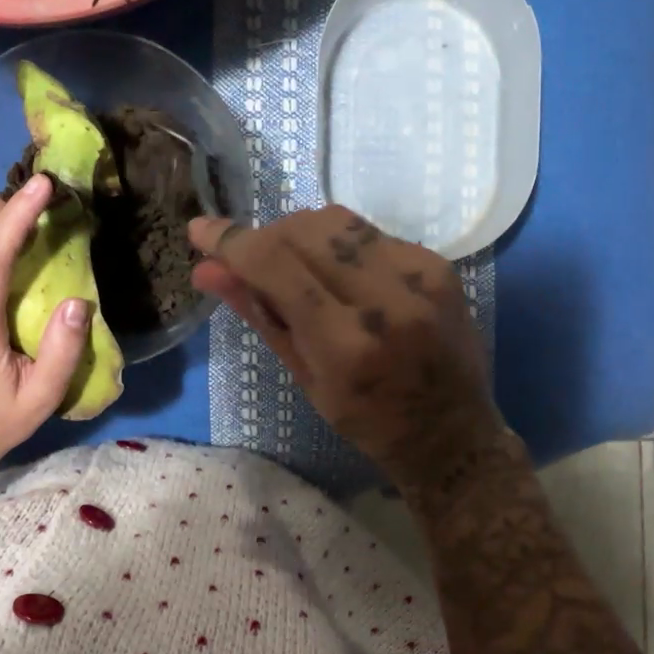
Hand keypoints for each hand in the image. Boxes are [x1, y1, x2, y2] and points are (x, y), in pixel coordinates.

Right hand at [188, 205, 503, 488]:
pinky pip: (372, 233)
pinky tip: (341, 275)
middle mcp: (387, 300)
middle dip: (266, 237)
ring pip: (338, 220)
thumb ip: (260, 315)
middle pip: (305, 230)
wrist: (453, 433)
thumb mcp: (306, 377)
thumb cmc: (368, 421)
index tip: (201, 232)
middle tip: (252, 262)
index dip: (231, 242)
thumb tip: (207, 269)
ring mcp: (420, 276)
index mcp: (347, 344)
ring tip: (295, 266)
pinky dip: (341, 245)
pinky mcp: (440, 264)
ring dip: (301, 234)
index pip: (275, 266)